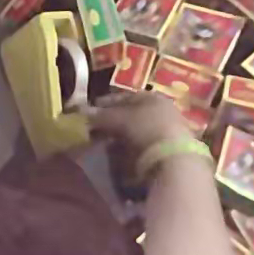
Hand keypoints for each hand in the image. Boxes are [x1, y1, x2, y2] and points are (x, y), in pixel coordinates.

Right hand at [81, 91, 198, 178]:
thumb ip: (99, 115)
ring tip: (103, 145)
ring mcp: (166, 130)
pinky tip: (118, 156)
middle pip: (130, 114)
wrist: (173, 158)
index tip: (89, 111)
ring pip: (136, 131)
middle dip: (111, 122)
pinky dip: (128, 149)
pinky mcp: (167, 150)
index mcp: (151, 97)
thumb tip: (81, 112)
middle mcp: (161, 110)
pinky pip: (142, 146)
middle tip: (93, 130)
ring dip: (119, 137)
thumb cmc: (145, 128)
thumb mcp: (118, 119)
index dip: (105, 103)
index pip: (124, 97)